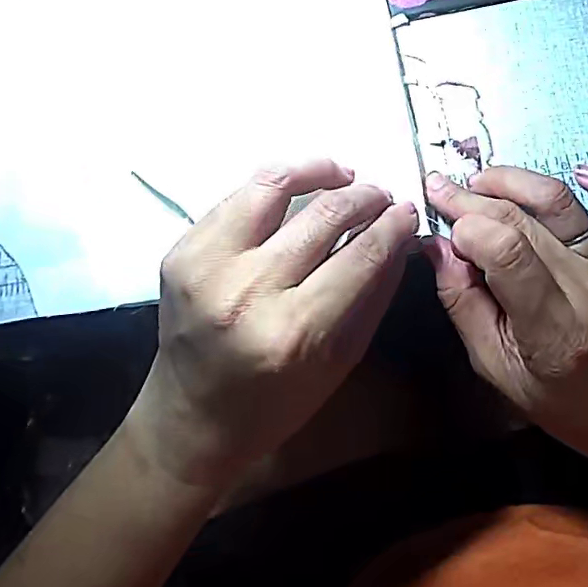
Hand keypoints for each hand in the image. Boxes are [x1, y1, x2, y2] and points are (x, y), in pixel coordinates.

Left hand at [123, 160, 419, 489]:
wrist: (190, 416)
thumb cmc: (274, 403)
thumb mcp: (339, 361)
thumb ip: (372, 293)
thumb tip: (399, 235)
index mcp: (290, 332)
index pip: (357, 256)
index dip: (391, 227)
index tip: (407, 211)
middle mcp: (244, 290)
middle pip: (320, 217)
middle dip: (362, 198)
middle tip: (380, 195)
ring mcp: (205, 264)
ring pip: (270, 186)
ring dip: (314, 170)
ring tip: (341, 174)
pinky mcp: (180, 249)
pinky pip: (235, 198)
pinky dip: (273, 189)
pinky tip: (295, 192)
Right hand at [422, 165, 587, 476]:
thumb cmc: (560, 400)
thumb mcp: (493, 365)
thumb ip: (461, 301)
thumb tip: (437, 244)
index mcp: (556, 332)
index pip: (507, 252)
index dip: (465, 228)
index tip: (442, 229)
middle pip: (522, 221)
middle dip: (470, 199)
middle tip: (439, 191)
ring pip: (563, 202)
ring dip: (512, 180)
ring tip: (479, 181)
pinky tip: (583, 174)